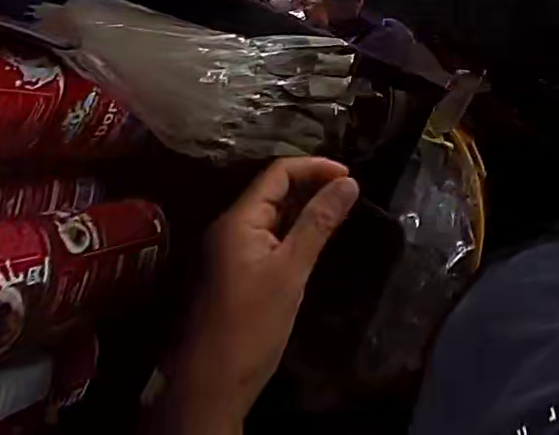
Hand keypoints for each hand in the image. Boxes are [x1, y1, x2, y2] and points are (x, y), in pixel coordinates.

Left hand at [151, 157, 358, 432]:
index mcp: (239, 219)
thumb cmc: (250, 326)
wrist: (209, 390)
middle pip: (274, 189)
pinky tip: (316, 237)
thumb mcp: (291, 271)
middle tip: (349, 192)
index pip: (279, 172)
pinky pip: (269, 234)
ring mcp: (232, 249)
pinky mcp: (237, 270)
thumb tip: (349, 182)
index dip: (315, 167)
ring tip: (339, 210)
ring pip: (273, 213)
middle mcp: (231, 226)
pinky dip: (294, 228)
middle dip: (312, 184)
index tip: (348, 176)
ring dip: (305, 206)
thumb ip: (319, 222)